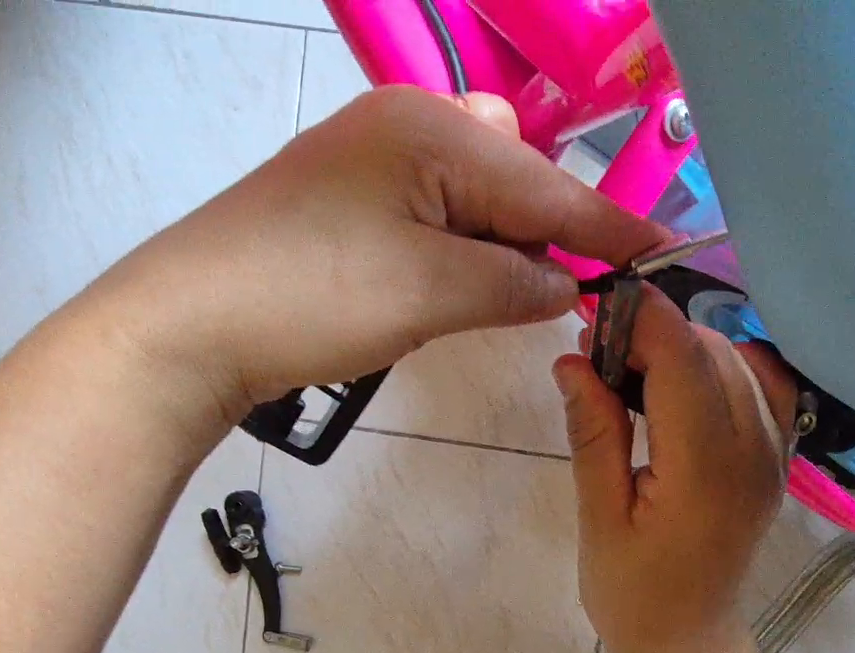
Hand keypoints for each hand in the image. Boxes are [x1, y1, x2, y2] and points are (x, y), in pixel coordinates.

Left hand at [76, 86, 669, 432]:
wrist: (189, 324)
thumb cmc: (314, 300)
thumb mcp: (431, 293)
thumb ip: (514, 283)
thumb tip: (564, 286)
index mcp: (434, 132)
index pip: (547, 187)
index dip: (609, 230)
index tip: (665, 256)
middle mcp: (407, 125)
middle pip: (517, 178)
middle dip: (556, 233)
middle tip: (592, 289)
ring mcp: (375, 157)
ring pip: (479, 192)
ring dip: (512, 239)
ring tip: (532, 288)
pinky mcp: (353, 197)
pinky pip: (440, 210)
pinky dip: (470, 243)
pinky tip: (474, 273)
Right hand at [555, 287, 796, 652]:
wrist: (688, 642)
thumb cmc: (632, 593)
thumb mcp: (598, 518)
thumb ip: (593, 433)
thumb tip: (572, 358)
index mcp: (706, 469)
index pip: (684, 359)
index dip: (641, 320)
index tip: (595, 315)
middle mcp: (754, 450)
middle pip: (712, 350)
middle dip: (656, 334)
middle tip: (599, 358)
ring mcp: (775, 454)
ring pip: (738, 360)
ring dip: (684, 349)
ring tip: (632, 376)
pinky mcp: (776, 458)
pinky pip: (763, 385)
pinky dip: (722, 367)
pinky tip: (684, 388)